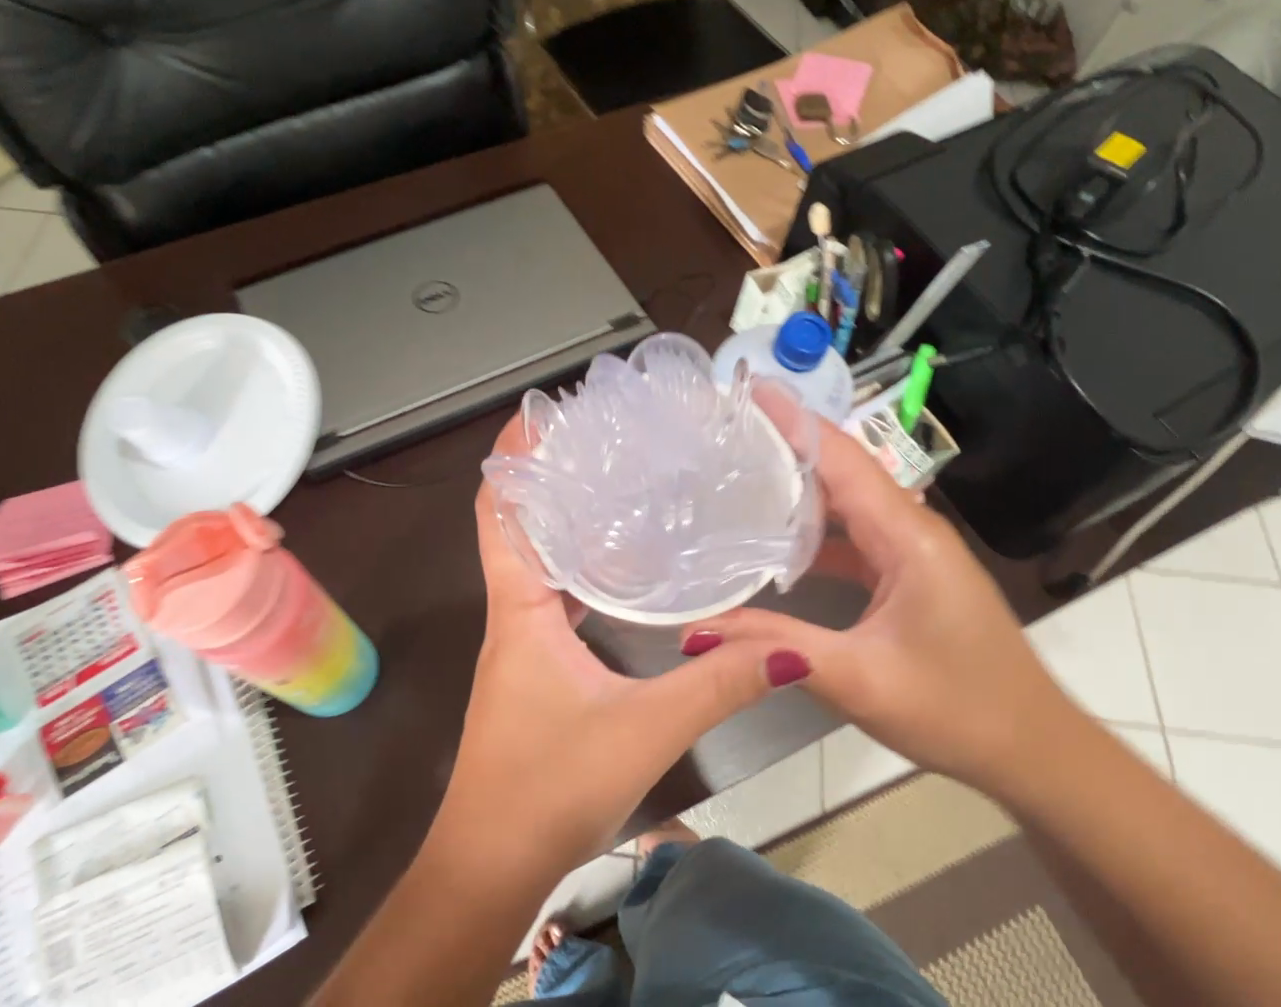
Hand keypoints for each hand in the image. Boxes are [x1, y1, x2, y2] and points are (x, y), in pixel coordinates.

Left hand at [431, 414, 808, 876]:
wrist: (492, 865)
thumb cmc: (549, 787)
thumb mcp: (644, 728)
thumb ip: (717, 685)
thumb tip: (788, 647)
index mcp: (519, 610)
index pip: (500, 513)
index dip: (513, 459)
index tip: (544, 413)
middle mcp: (513, 618)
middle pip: (521, 530)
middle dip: (554, 483)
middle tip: (609, 444)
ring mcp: (521, 648)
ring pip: (540, 568)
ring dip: (569, 529)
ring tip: (625, 493)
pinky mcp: (536, 675)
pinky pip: (556, 605)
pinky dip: (583, 578)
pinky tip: (628, 579)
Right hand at [689, 396, 1082, 794]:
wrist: (1032, 750)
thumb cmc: (957, 709)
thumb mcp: (858, 679)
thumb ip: (777, 646)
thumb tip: (695, 633)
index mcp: (908, 537)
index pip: (842, 459)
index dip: (794, 420)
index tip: (745, 386)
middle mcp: (913, 531)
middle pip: (843, 472)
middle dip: (785, 445)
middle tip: (722, 432)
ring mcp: (915, 554)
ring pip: (848, 506)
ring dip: (798, 489)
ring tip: (735, 477)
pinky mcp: (912, 577)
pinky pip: (855, 539)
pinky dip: (815, 534)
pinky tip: (775, 548)